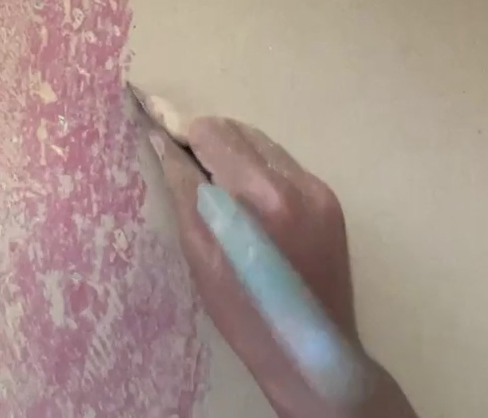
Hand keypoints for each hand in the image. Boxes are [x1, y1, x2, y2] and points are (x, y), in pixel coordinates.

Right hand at [139, 93, 415, 417]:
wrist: (313, 358)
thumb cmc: (243, 312)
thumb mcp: (198, 250)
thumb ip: (181, 185)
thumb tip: (161, 139)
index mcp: (261, 195)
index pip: (210, 132)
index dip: (180, 130)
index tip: (158, 130)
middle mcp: (296, 182)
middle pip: (236, 130)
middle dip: (205, 140)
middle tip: (184, 166)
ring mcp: (318, 190)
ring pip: (260, 141)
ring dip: (232, 150)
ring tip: (215, 184)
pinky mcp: (330, 200)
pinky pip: (281, 162)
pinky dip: (257, 167)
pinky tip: (246, 198)